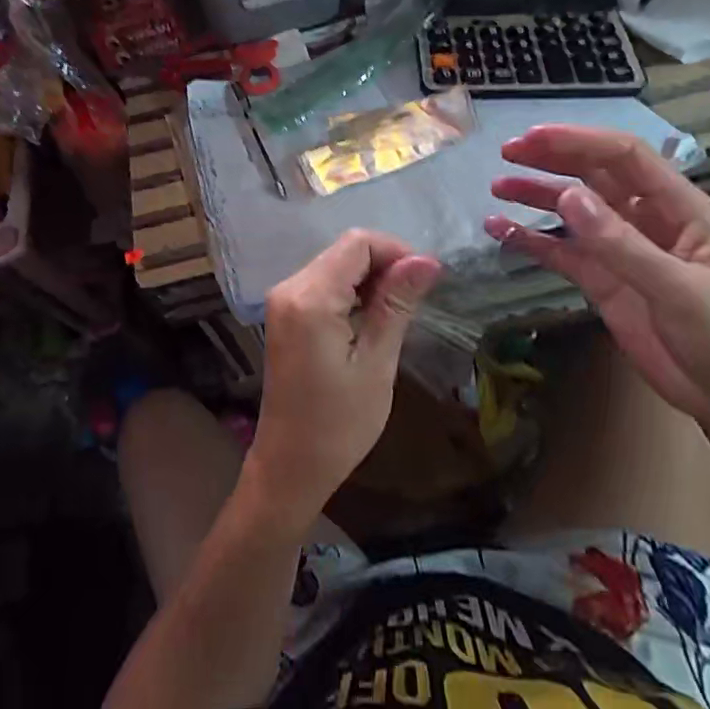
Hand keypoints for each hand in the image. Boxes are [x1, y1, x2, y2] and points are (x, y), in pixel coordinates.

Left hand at [246, 230, 441, 522]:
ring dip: (369, 280)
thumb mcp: (377, 362)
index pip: (358, 243)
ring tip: (397, 315)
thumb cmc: (339, 423)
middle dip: (384, 265)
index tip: (425, 282)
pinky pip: (323, 285)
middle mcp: (289, 288)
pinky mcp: (284, 316)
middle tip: (415, 302)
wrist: (290, 466)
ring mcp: (282, 302)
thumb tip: (427, 260)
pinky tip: (370, 322)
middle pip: (345, 251)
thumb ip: (397, 304)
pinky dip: (351, 293)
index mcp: (310, 297)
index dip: (396, 251)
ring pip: (335, 266)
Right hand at [484, 125, 709, 424]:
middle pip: (595, 177)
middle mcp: (649, 220)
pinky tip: (503, 233)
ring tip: (498, 188)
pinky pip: (564, 254)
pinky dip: (533, 242)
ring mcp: (624, 252)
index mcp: (681, 208)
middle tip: (507, 153)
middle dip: (552, 161)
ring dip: (538, 197)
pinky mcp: (605, 284)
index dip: (578, 142)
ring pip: (575, 213)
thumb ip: (622, 244)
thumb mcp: (681, 289)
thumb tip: (568, 196)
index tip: (532, 140)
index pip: (625, 158)